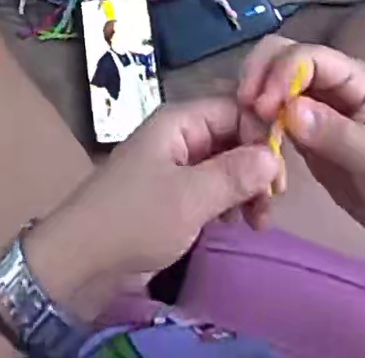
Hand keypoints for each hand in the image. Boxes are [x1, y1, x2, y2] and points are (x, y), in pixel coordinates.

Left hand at [23, 99, 280, 314]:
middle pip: (232, 135)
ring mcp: (175, 162)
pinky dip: (229, 200)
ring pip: (225, 162)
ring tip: (257, 222)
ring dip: (246, 187)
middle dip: (256, 166)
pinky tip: (238, 223)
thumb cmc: (136, 218)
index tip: (280, 176)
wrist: (84, 255)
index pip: (233, 109)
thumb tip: (274, 156)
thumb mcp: (191, 198)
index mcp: (178, 121)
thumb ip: (234, 174)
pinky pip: (212, 184)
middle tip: (272, 205)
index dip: (261, 135)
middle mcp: (178, 134)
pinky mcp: (173, 190)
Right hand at [237, 39, 364, 257]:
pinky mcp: (301, 129)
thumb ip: (335, 133)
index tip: (261, 106)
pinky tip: (255, 145)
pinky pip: (269, 113)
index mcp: (356, 78)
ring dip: (252, 100)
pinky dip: (256, 123)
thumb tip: (288, 110)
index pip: (307, 56)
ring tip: (249, 132)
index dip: (280, 72)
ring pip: (268, 82)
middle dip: (258, 76)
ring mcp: (314, 104)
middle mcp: (331, 82)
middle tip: (244, 109)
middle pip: (280, 57)